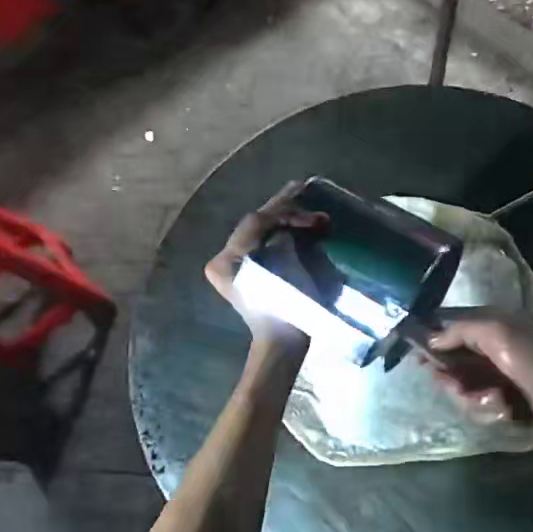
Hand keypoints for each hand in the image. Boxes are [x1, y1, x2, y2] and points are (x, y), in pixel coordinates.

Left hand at [204, 180, 325, 345]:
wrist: (281, 343)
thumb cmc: (286, 309)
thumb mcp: (288, 269)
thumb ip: (283, 240)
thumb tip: (288, 228)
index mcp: (226, 260)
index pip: (256, 222)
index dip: (284, 210)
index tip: (309, 206)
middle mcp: (222, 260)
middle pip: (254, 225)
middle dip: (281, 209)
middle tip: (301, 188)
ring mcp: (230, 268)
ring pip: (257, 233)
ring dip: (280, 218)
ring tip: (301, 200)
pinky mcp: (242, 275)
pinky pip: (259, 245)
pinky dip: (276, 232)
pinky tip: (293, 221)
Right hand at [426, 308, 532, 422]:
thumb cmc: (531, 356)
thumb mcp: (494, 332)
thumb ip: (458, 330)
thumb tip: (429, 340)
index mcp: (480, 324)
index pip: (441, 326)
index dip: (425, 338)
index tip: (417, 356)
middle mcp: (478, 346)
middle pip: (442, 361)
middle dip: (446, 377)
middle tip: (454, 385)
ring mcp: (484, 372)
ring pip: (454, 385)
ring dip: (467, 396)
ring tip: (490, 399)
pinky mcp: (492, 394)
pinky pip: (471, 401)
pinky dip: (482, 406)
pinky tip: (500, 406)